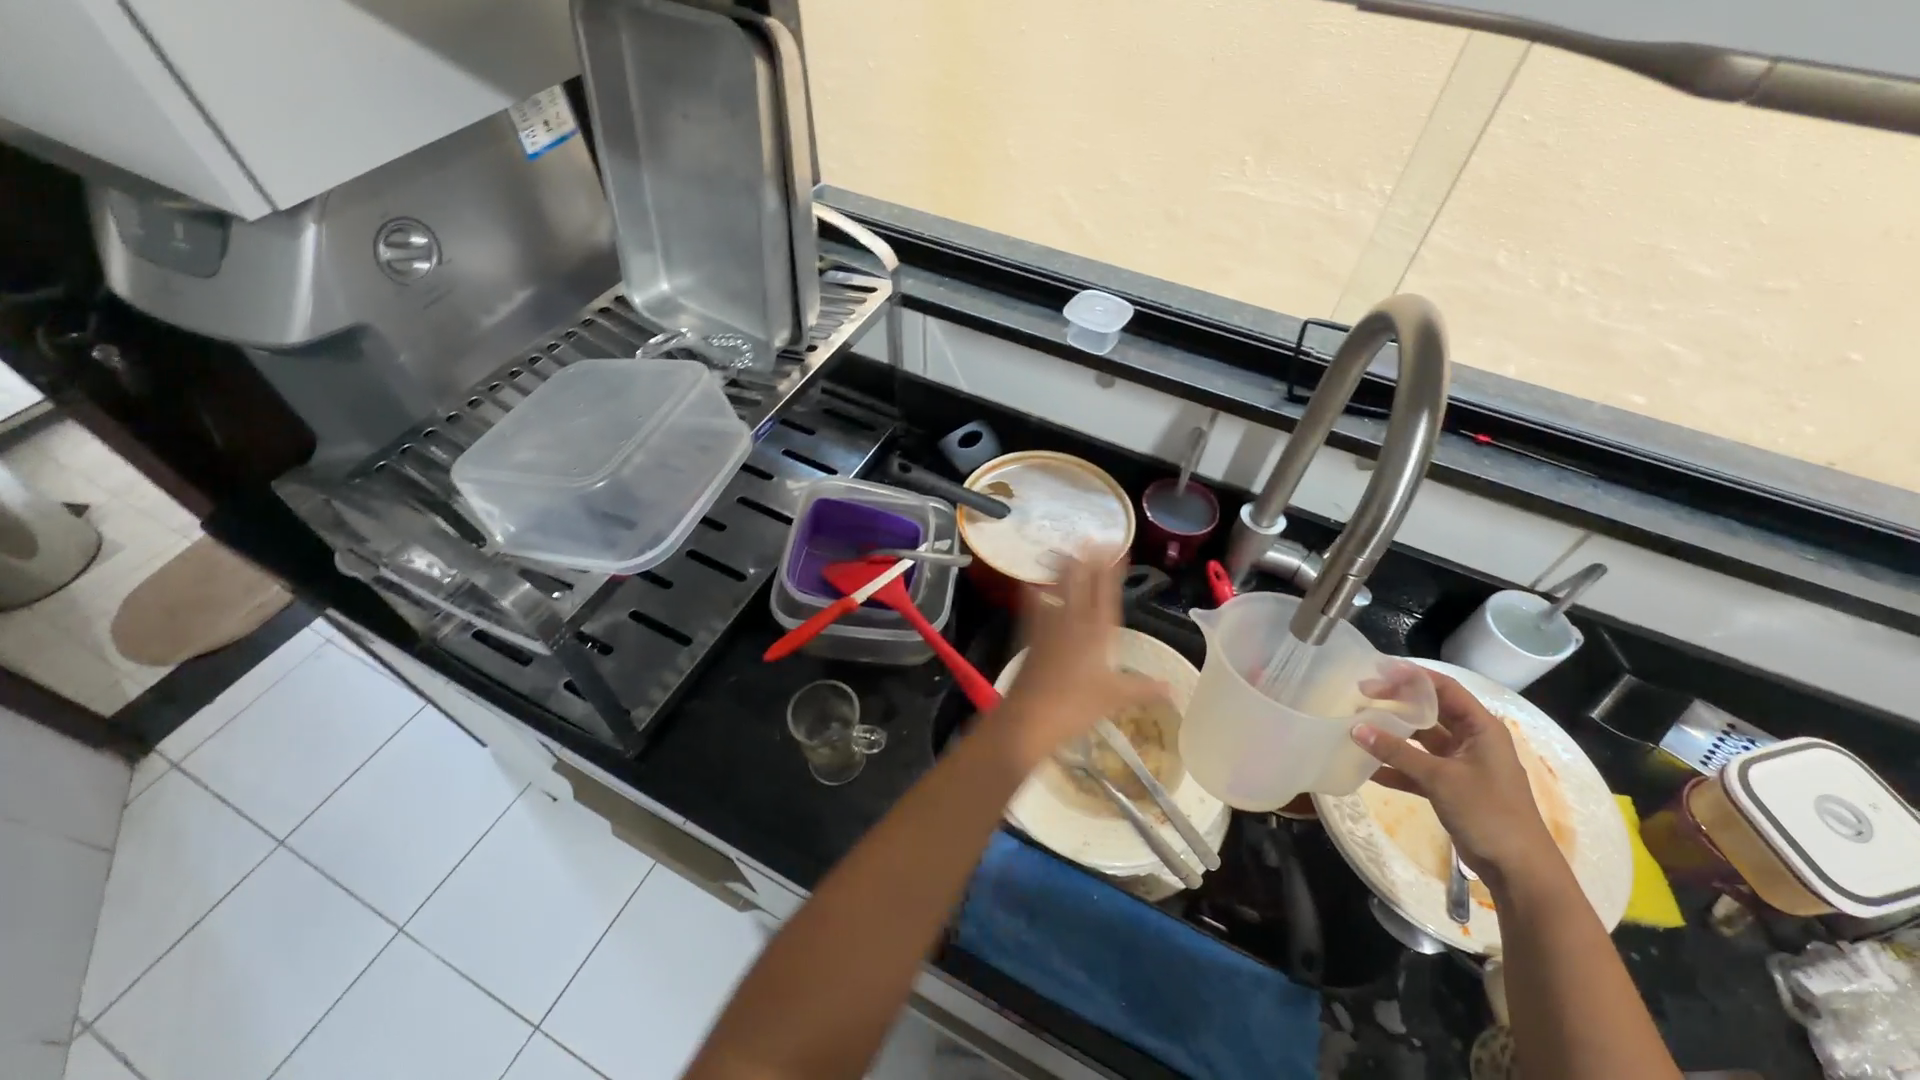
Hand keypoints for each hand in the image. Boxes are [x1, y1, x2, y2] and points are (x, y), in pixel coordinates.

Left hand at [986, 550, 1166, 768]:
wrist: (1028, 717)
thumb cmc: (1075, 706)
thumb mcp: (1115, 698)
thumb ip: (1143, 689)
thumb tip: (1172, 689)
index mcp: (1097, 632)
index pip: (1106, 591)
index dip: (1111, 568)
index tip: (1116, 547)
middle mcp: (1072, 622)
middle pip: (1080, 581)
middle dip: (1087, 559)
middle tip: (1091, 538)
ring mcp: (1047, 627)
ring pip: (1057, 589)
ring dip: (1063, 568)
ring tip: (1066, 550)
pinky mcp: (1029, 637)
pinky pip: (1033, 607)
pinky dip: (1034, 592)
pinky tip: (1029, 583)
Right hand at [1353, 670, 1559, 884]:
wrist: (1517, 867)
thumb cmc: (1488, 811)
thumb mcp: (1440, 778)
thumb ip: (1397, 752)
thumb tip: (1356, 729)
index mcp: (1481, 728)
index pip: (1444, 688)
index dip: (1412, 677)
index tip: (1377, 673)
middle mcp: (1472, 740)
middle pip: (1430, 712)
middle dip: (1397, 704)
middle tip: (1360, 697)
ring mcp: (1461, 765)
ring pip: (1421, 741)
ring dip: (1393, 737)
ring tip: (1358, 727)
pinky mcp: (1452, 788)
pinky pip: (1418, 769)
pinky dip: (1397, 768)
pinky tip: (1368, 769)